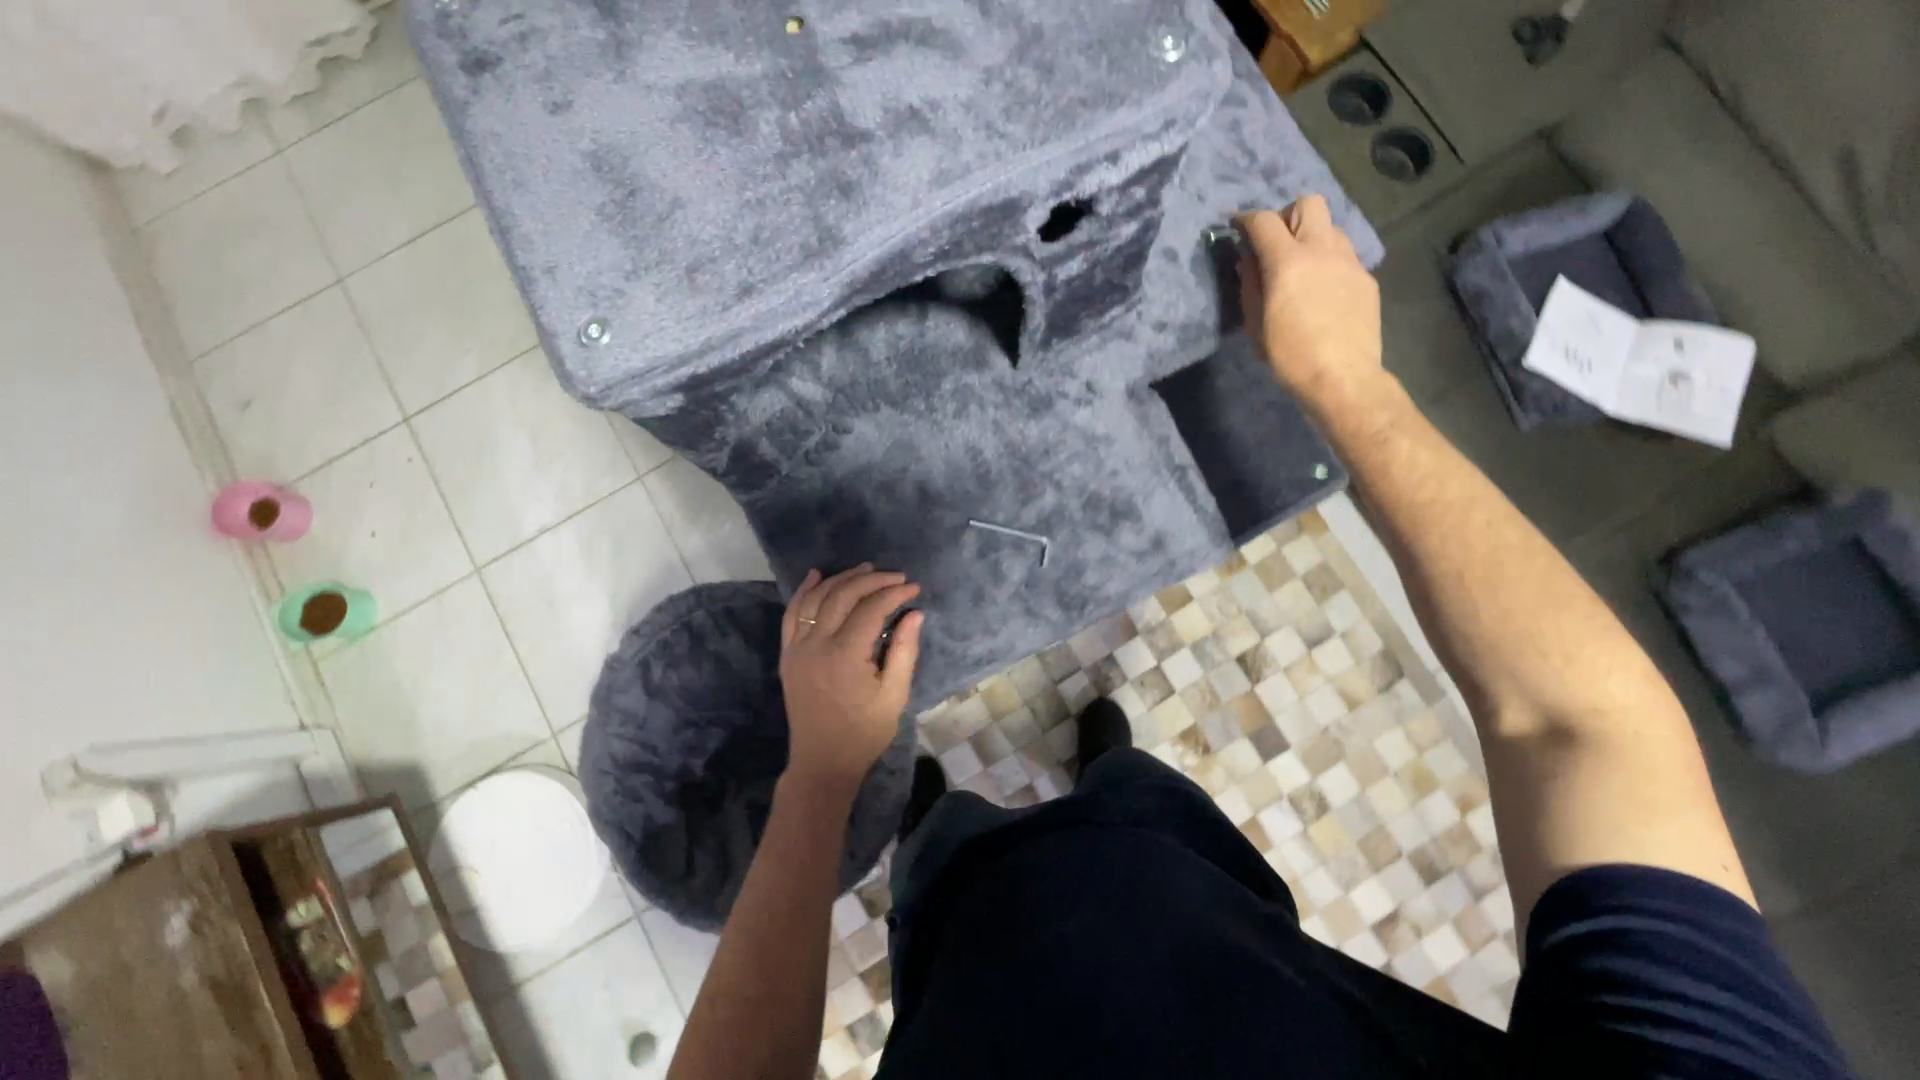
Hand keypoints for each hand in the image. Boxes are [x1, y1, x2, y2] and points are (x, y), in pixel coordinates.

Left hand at [778, 564, 925, 791]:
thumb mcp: (894, 696)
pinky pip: (792, 614)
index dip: (894, 593)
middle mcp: (816, 645)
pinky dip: (804, 592)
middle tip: (895, 576)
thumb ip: (904, 651)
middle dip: (871, 580)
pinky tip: (817, 575)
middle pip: (842, 596)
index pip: (871, 608)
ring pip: (815, 599)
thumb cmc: (864, 733)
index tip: (914, 588)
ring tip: (865, 569)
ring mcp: (796, 648)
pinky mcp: (787, 654)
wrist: (822, 761)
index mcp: (845, 655)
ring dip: (840, 579)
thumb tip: (915, 613)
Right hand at [1236, 196, 1388, 415]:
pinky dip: (1329, 262)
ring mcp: (1349, 262)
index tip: (1238, 226)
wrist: (1343, 378)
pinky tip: (1323, 291)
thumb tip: (1250, 262)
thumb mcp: (1256, 324)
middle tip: (1277, 242)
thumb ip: (1251, 286)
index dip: (1246, 219)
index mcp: (1288, 261)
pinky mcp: (1366, 279)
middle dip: (1287, 215)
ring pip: (1330, 228)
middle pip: (1308, 204)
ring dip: (1312, 238)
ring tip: (1303, 267)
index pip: (1263, 221)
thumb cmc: (1290, 356)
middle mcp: (1322, 250)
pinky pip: (1345, 256)